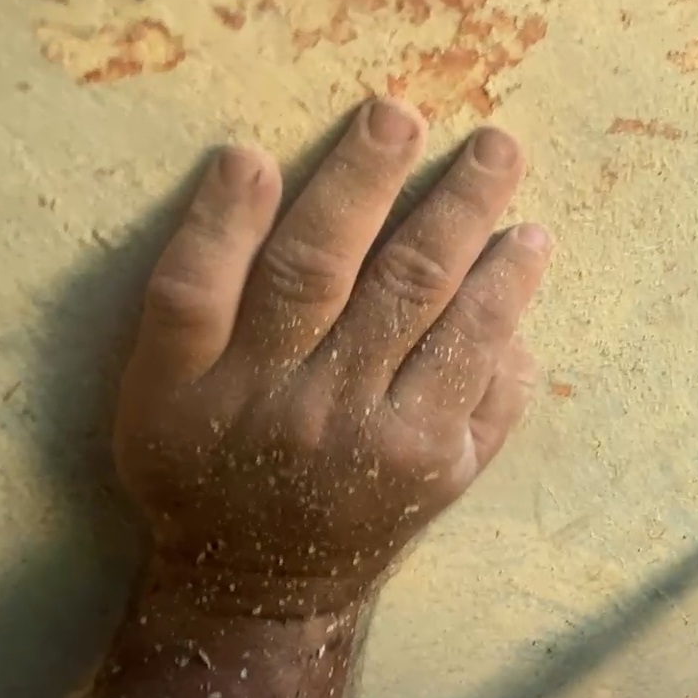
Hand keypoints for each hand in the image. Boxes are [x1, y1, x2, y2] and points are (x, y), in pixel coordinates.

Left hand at [113, 98, 550, 617]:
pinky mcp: (166, 382)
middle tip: (495, 144)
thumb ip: (497, 400)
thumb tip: (515, 317)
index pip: (474, 332)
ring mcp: (247, 389)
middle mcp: (337, 407)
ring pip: (309, 268)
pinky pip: (190, 291)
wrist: (251, 580)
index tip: (531, 227)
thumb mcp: (459, 475)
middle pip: (407, 283)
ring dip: (356, 185)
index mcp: (416, 437)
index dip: (508, 274)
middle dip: (459, 205)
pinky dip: (217, 223)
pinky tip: (248, 158)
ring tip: (394, 118)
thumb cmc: (373, 514)